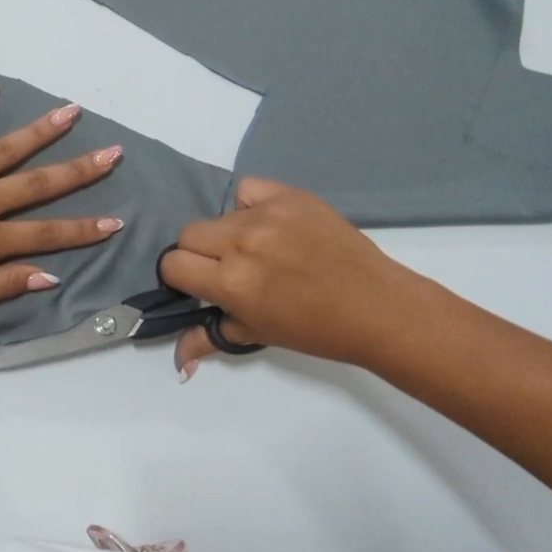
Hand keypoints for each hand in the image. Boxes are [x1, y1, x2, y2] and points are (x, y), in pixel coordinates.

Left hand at [0, 81, 125, 314]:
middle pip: (38, 184)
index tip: (115, 221)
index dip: (82, 229)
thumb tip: (52, 276)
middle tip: (112, 152)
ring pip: (6, 150)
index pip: (46, 233)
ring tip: (71, 111)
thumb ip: (6, 284)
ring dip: (41, 131)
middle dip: (78, 170)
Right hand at [160, 178, 438, 377]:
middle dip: (199, 253)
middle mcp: (242, 244)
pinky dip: (250, 204)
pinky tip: (268, 223)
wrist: (378, 308)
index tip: (201, 285)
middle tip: (226, 268)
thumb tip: (177, 362)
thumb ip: (206, 339)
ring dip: (227, 233)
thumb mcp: (255, 335)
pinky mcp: (291, 197)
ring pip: (219, 216)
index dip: (181, 277)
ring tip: (256, 249)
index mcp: (230, 282)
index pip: (173, 264)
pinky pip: (249, 189)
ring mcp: (268, 217)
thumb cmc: (314, 329)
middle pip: (189, 234)